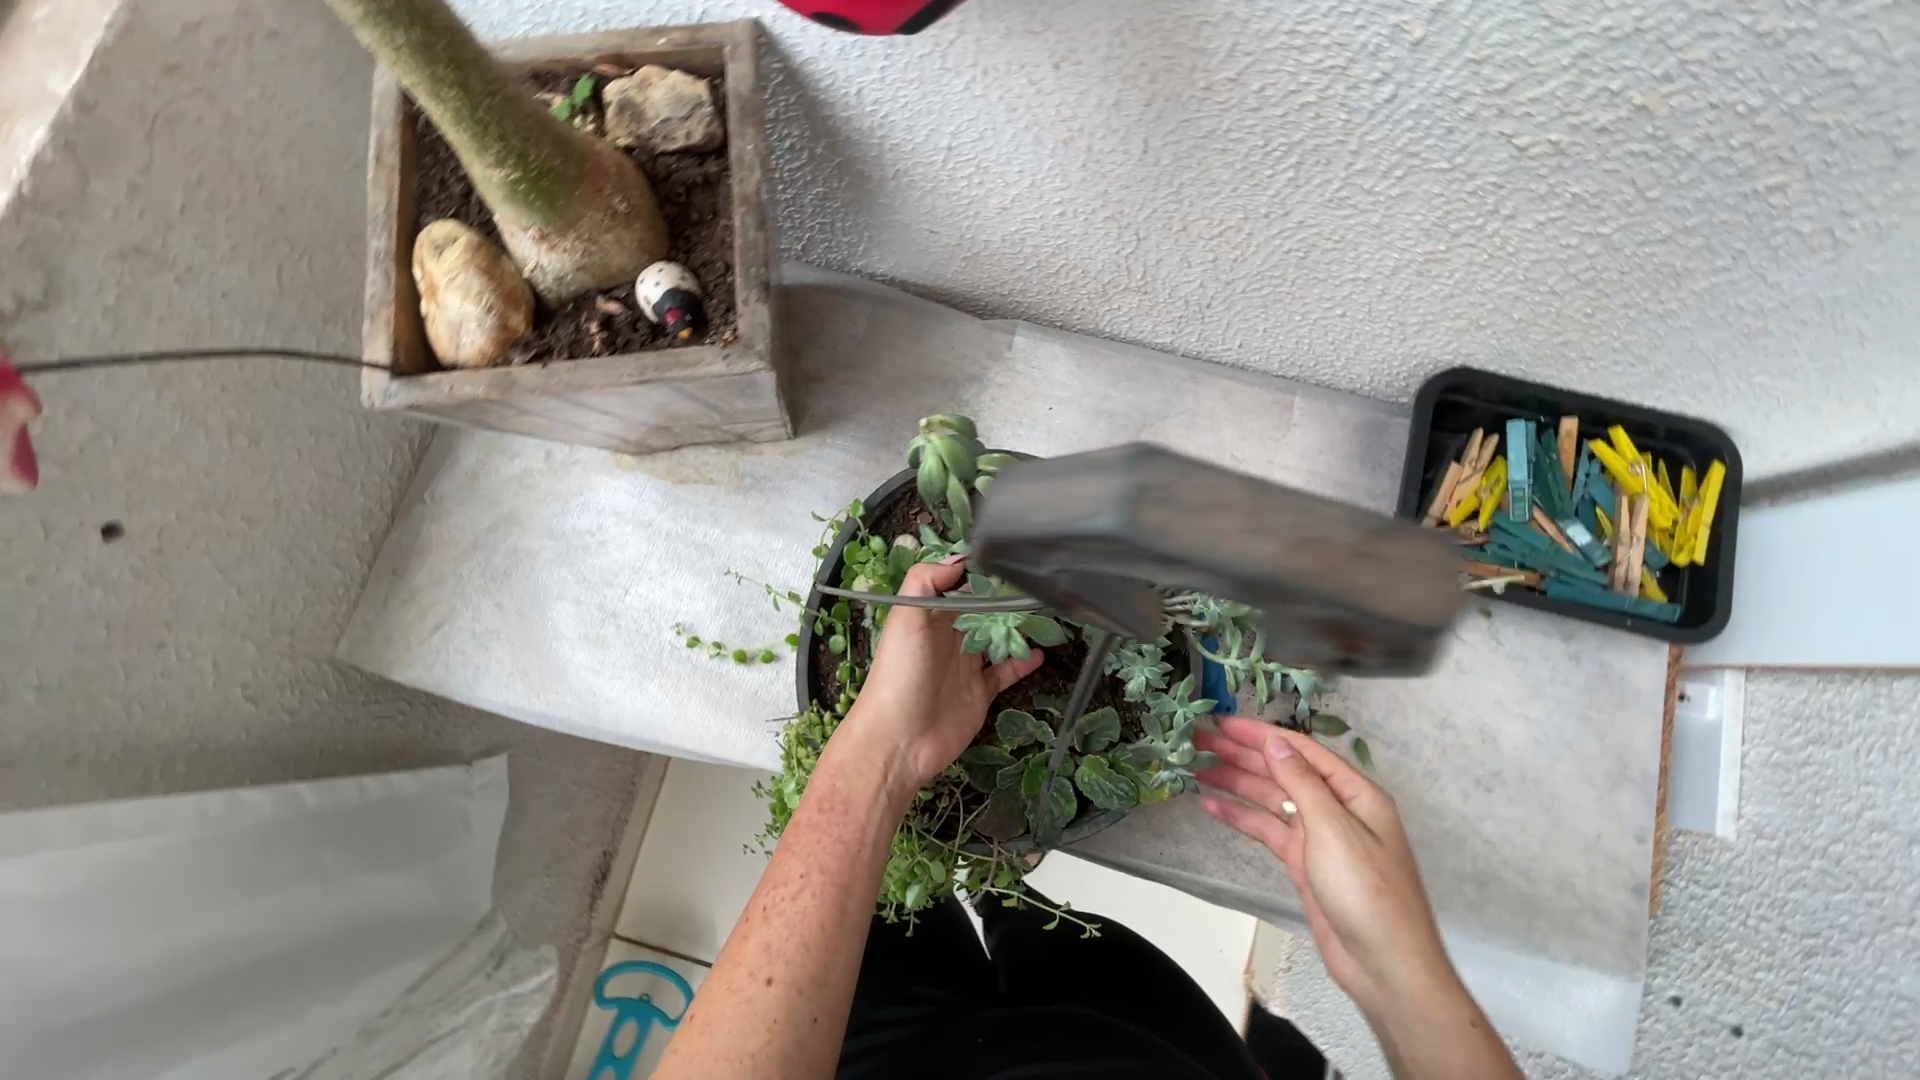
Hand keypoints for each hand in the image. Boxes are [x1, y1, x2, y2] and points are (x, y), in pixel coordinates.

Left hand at [835, 558, 1043, 792]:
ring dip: (1018, 629)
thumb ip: (926, 580)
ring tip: (1044, 616)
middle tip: (1036, 588)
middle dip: (1006, 600)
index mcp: (929, 617)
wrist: (898, 740)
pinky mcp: (980, 693)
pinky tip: (1040, 653)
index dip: (981, 575)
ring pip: (997, 639)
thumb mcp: (905, 618)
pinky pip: (1005, 673)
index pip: (958, 587)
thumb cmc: (900, 675)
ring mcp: (965, 666)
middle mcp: (948, 638)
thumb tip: (960, 558)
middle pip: (982, 611)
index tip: (1011, 563)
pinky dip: (1023, 663)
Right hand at [1193, 717, 1456, 1022]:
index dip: (1261, 734)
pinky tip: (1211, 806)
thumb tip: (1276, 742)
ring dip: (1235, 782)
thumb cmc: (1367, 892)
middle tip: (1199, 740)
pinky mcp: (1303, 862)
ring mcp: (1318, 836)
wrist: (1384, 966)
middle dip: (1242, 754)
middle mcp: (1335, 808)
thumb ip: (1302, 783)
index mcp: (1353, 793)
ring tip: (1196, 768)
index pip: (1300, 751)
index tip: (1223, 722)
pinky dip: (1240, 817)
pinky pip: (1267, 830)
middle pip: (1282, 771)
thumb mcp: (1334, 829)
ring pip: (1270, 799)